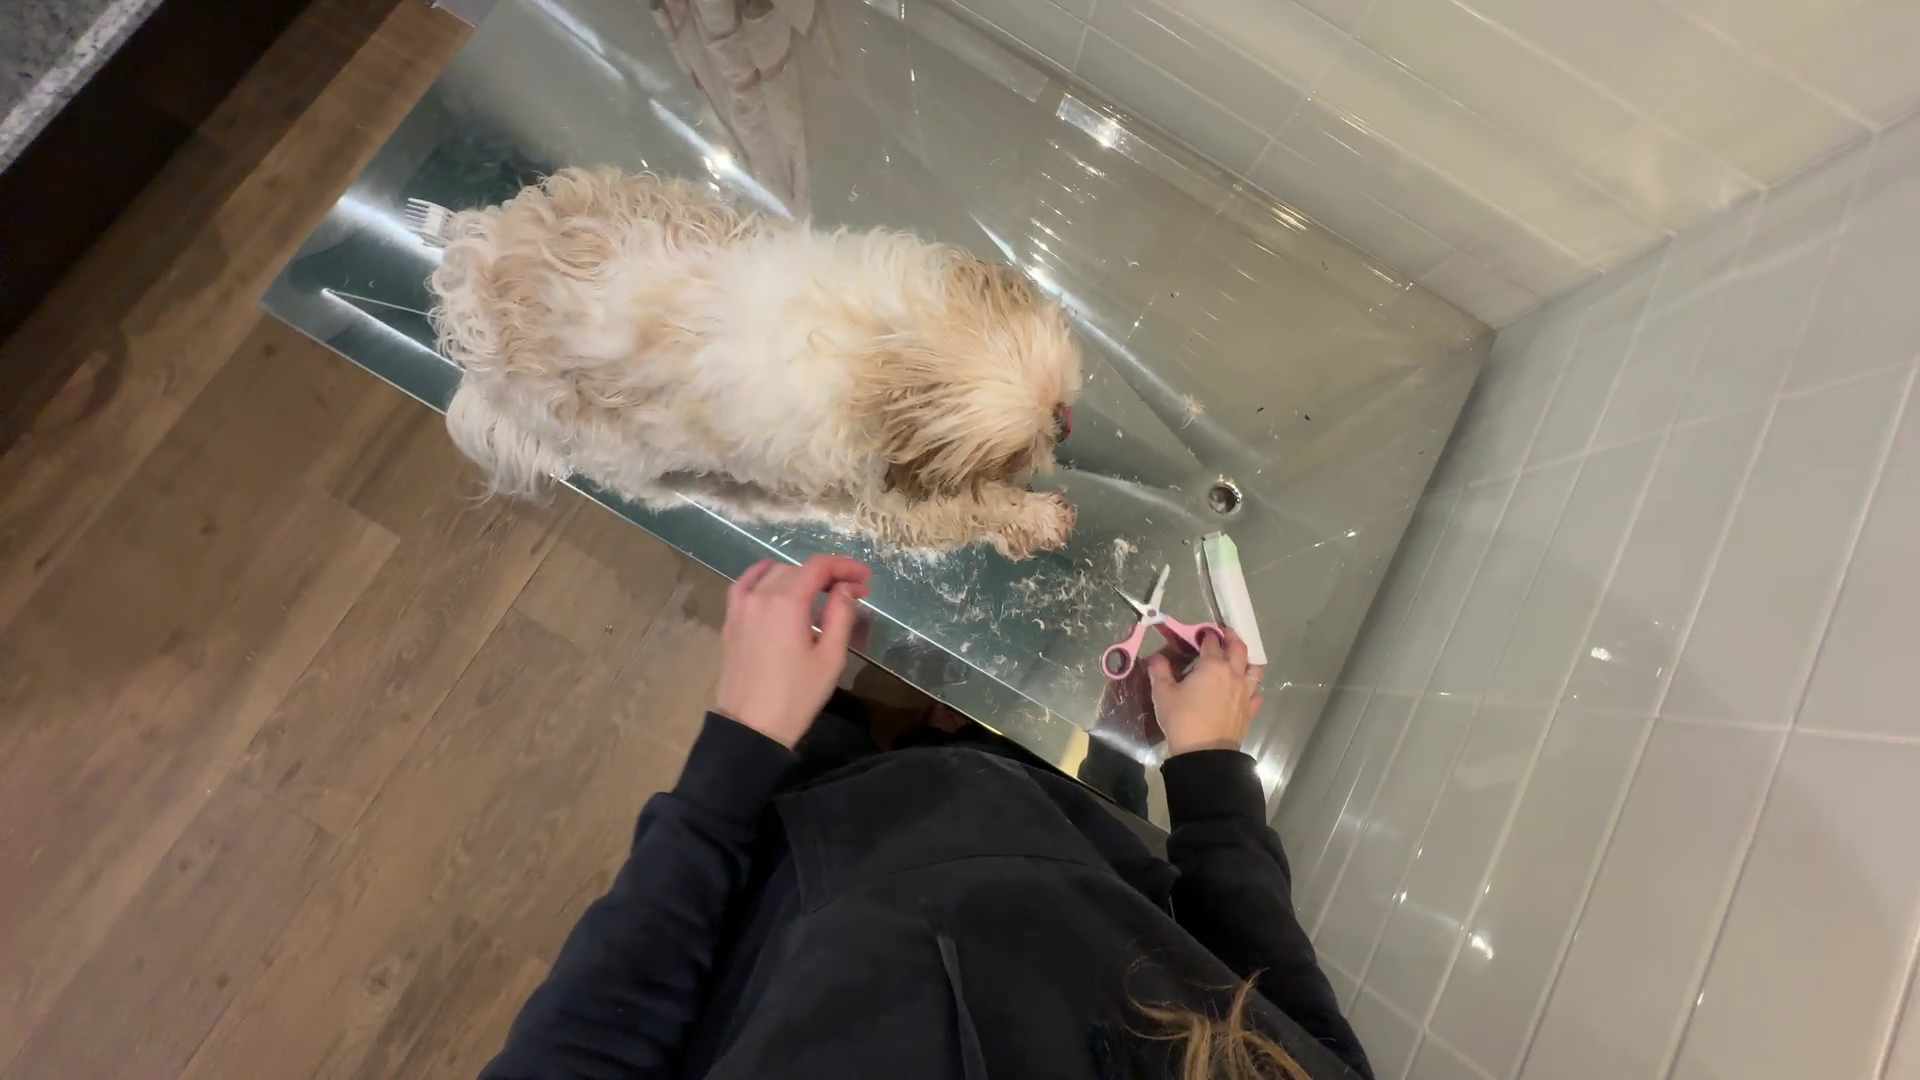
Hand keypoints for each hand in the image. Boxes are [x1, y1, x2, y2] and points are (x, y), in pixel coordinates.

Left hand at [713, 555, 872, 747]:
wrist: (751, 728)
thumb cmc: (797, 695)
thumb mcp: (831, 657)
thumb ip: (841, 614)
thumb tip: (848, 588)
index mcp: (787, 602)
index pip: (819, 567)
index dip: (846, 567)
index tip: (866, 579)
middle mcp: (761, 596)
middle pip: (798, 568)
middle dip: (828, 575)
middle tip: (851, 592)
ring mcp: (741, 607)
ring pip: (774, 573)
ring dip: (800, 576)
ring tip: (820, 592)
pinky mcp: (730, 620)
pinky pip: (745, 585)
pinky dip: (763, 577)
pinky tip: (775, 582)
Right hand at [1146, 628, 1262, 755]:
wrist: (1204, 753)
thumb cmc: (1182, 719)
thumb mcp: (1162, 693)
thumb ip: (1159, 671)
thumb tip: (1156, 657)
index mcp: (1212, 666)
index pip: (1212, 641)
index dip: (1206, 634)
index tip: (1200, 632)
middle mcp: (1233, 674)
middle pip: (1239, 648)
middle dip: (1232, 637)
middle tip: (1224, 634)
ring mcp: (1245, 693)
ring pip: (1255, 669)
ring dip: (1247, 661)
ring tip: (1239, 661)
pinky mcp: (1249, 711)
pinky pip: (1256, 694)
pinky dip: (1252, 689)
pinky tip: (1244, 691)